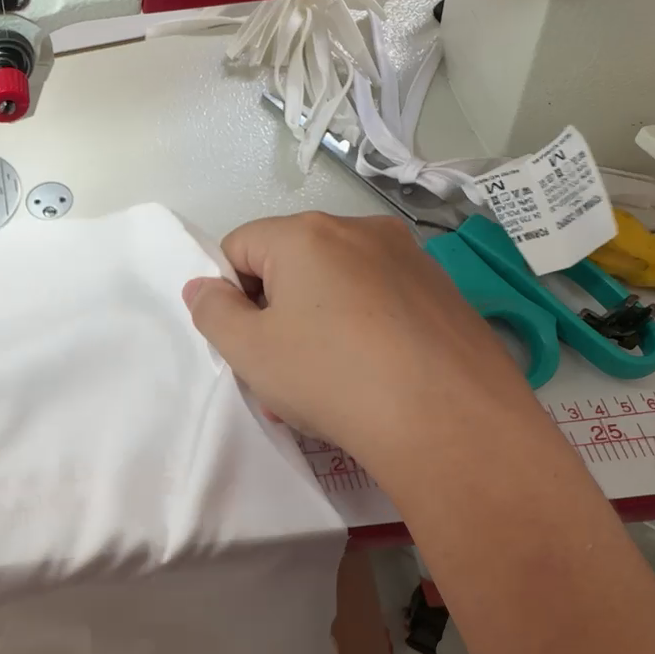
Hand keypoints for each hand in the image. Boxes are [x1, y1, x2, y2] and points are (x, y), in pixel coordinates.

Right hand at [183, 214, 550, 475]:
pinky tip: (370, 378)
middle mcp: (361, 230)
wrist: (450, 422)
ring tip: (325, 382)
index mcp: (306, 234)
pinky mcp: (444, 292)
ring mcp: (411, 258)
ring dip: (316, 322)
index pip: (238, 245)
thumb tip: (204, 286)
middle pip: (290, 262)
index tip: (244, 340)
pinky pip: (379, 302)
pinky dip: (362, 330)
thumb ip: (212, 311)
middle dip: (274, 309)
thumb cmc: (330, 377)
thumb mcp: (247, 351)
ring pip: (337, 284)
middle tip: (279, 367)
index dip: (228, 292)